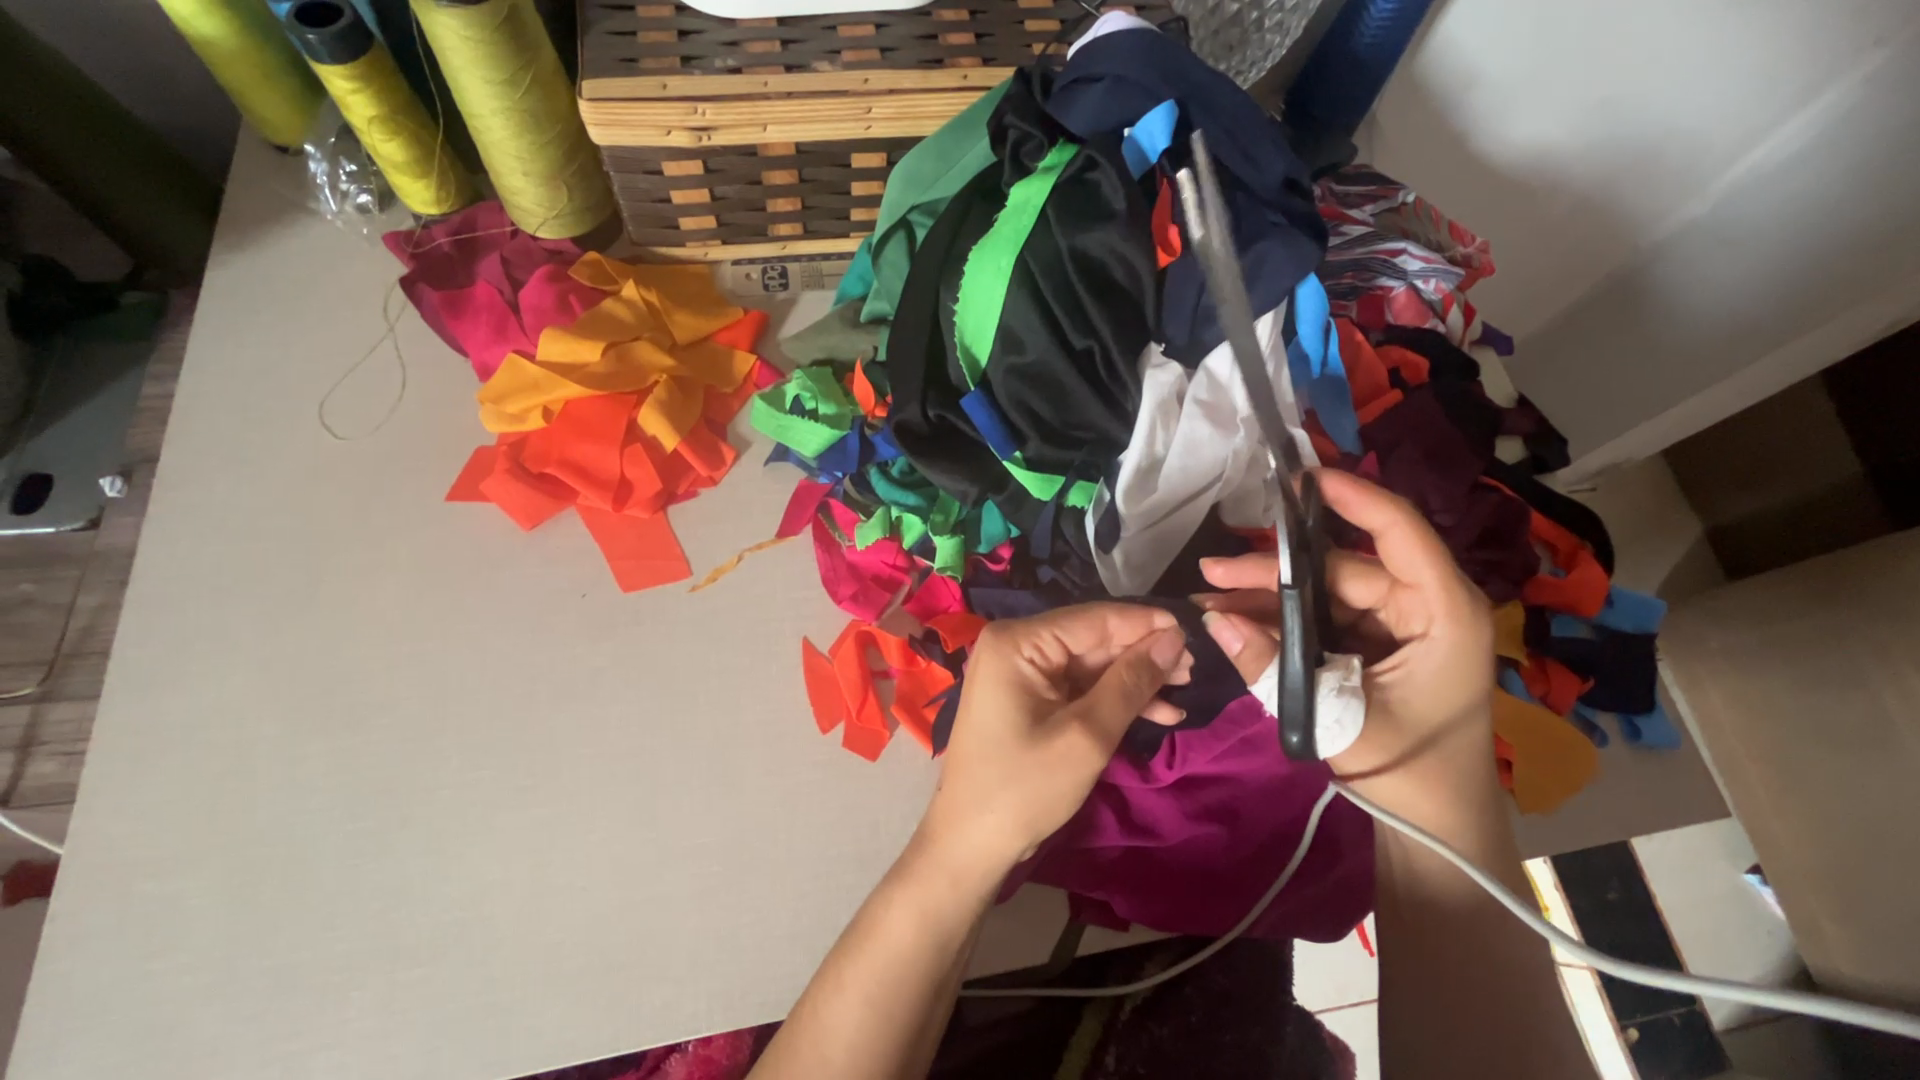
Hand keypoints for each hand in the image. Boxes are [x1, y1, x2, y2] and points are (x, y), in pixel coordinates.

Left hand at [920, 604, 1193, 870]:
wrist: (972, 844)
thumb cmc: (1025, 788)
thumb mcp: (1087, 734)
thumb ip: (1132, 682)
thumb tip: (1174, 638)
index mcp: (1018, 642)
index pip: (1094, 618)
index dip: (1147, 624)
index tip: (1196, 633)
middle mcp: (1015, 646)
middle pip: (1093, 639)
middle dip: (1144, 655)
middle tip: (1195, 671)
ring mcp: (1019, 674)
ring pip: (1091, 665)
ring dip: (1135, 680)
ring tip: (1185, 691)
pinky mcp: (1028, 700)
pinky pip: (1078, 688)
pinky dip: (1114, 700)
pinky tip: (1159, 713)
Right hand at [1195, 468, 1494, 783]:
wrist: (1435, 823)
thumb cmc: (1407, 768)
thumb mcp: (1333, 717)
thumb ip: (1270, 666)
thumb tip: (1211, 620)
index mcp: (1443, 612)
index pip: (1399, 532)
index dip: (1352, 498)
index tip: (1299, 475)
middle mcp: (1424, 605)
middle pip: (1343, 566)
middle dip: (1273, 569)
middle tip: (1211, 572)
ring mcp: (1400, 624)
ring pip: (1326, 590)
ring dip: (1270, 594)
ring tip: (1211, 596)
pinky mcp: (1378, 643)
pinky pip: (1325, 616)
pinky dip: (1284, 618)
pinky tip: (1238, 619)